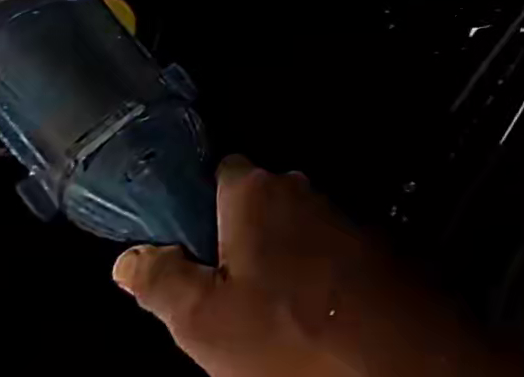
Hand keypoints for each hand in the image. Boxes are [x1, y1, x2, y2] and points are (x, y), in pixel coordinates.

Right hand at [113, 156, 523, 376]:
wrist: (393, 351)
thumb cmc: (290, 330)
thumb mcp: (204, 321)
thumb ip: (161, 281)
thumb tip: (129, 258)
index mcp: (254, 189)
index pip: (216, 173)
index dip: (197, 208)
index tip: (187, 248)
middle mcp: (296, 187)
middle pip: (250, 204)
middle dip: (234, 240)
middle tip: (223, 295)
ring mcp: (333, 211)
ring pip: (286, 228)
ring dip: (272, 260)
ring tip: (266, 314)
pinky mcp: (362, 239)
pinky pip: (318, 247)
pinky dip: (307, 272)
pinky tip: (305, 313)